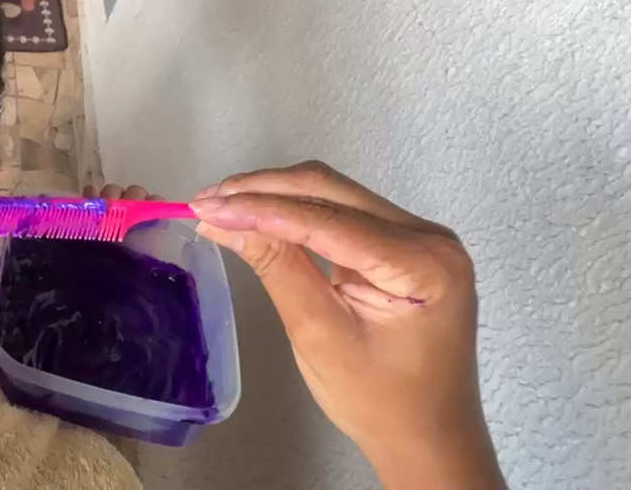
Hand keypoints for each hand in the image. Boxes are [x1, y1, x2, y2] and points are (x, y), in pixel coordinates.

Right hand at [191, 162, 504, 489]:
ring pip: (326, 191)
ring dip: (268, 193)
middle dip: (259, 191)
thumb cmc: (378, 398)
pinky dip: (287, 207)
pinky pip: (334, 207)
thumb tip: (216, 218)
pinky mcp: (395, 239)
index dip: (258, 208)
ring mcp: (413, 234)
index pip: (325, 219)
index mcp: (423, 264)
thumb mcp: (317, 332)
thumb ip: (273, 264)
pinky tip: (252, 213)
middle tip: (204, 201)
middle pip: (326, 190)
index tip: (204, 207)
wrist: (426, 440)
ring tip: (219, 204)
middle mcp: (426, 235)